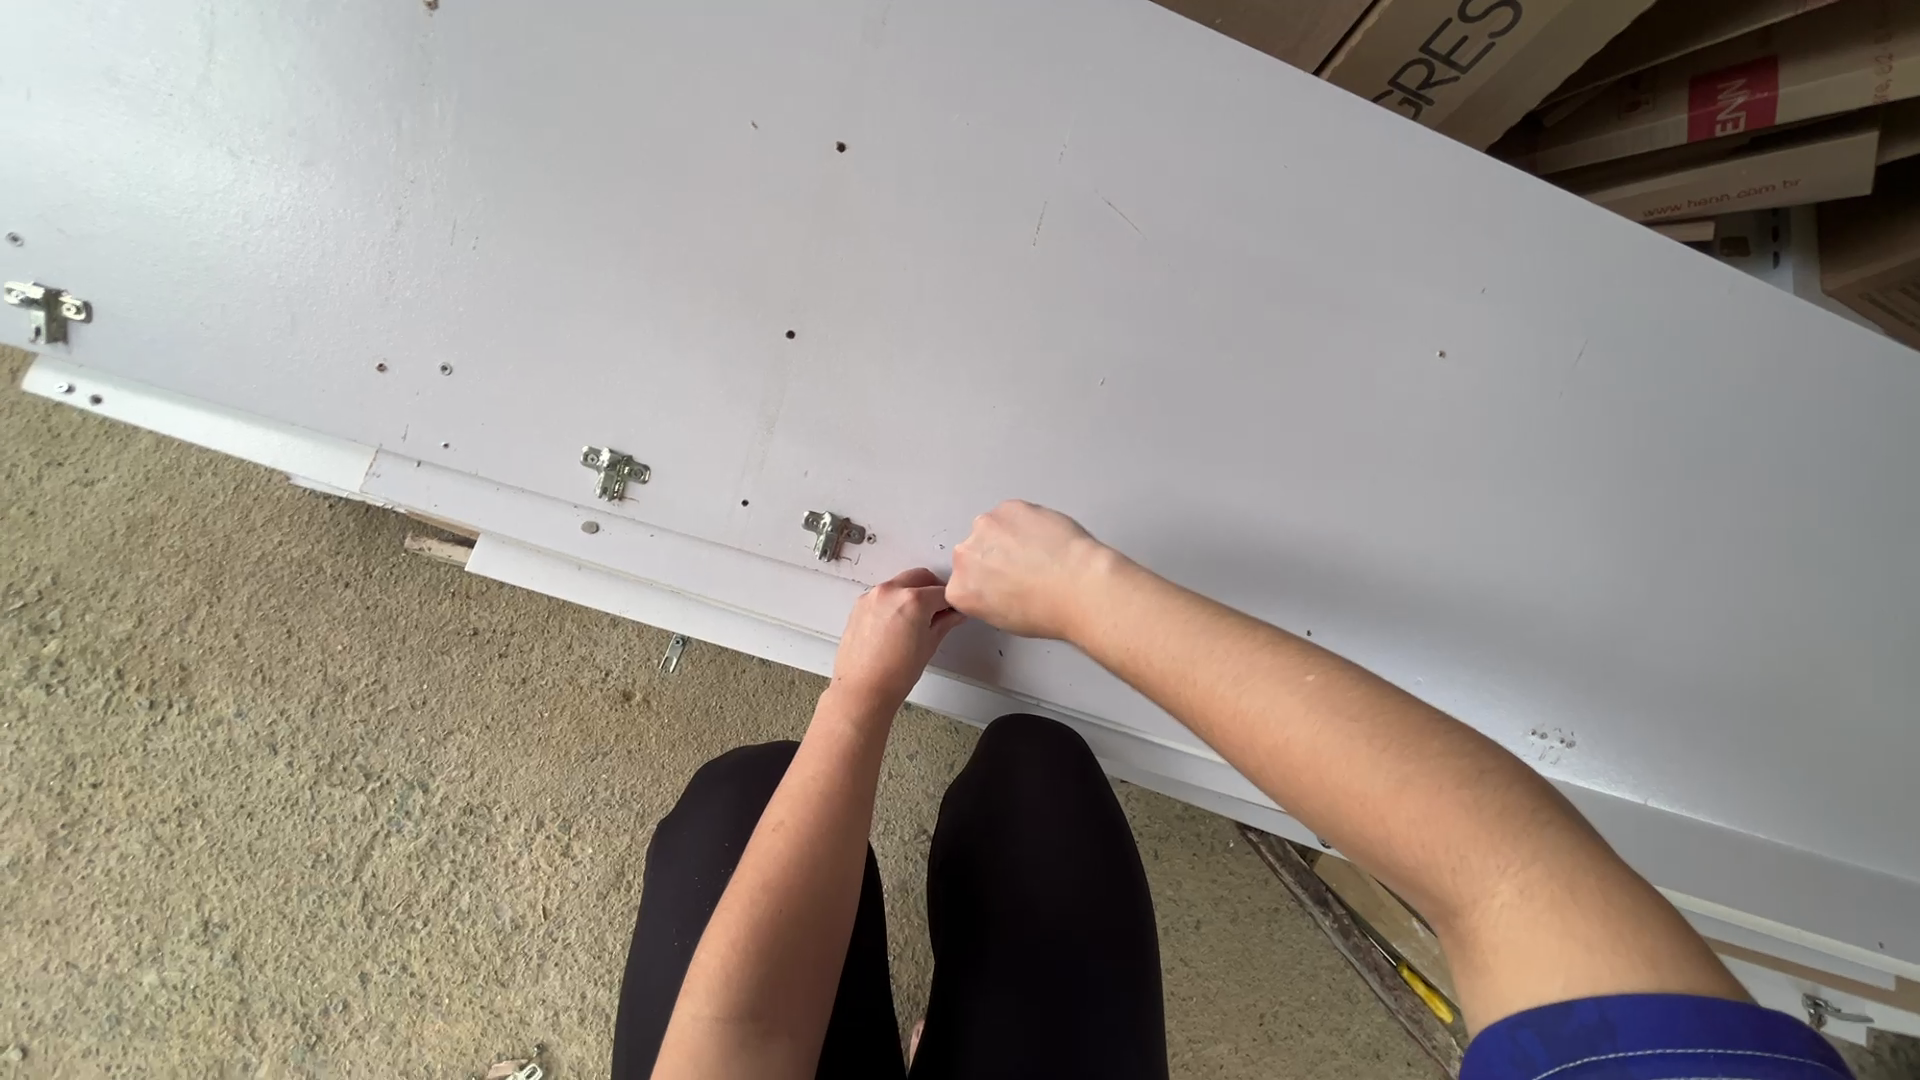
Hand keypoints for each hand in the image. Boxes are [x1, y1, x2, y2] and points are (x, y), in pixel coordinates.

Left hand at [829, 568, 964, 707]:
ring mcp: (873, 596)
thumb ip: (944, 623)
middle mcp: (891, 592)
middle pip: (921, 577)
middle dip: (933, 589)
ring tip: (919, 617)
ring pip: (901, 582)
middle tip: (940, 608)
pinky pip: (883, 593)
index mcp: (913, 600)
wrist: (863, 689)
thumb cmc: (893, 675)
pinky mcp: (860, 605)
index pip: (942, 591)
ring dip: (913, 592)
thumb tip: (953, 615)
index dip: (952, 601)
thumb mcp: (929, 645)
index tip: (954, 609)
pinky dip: (895, 599)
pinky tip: (899, 621)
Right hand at [946, 500, 1117, 640]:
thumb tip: (998, 587)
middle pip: (975, 552)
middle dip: (994, 557)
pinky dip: (1027, 522)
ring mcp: (985, 527)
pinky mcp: (1008, 507)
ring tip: (1039, 554)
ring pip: (993, 529)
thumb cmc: (1050, 610)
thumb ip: (987, 599)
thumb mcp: (1005, 620)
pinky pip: (1013, 513)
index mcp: (960, 590)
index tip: (1002, 584)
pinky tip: (1046, 539)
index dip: (987, 583)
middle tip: (1024, 569)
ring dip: (1009, 537)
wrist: (1080, 587)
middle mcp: (965, 556)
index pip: (964, 582)